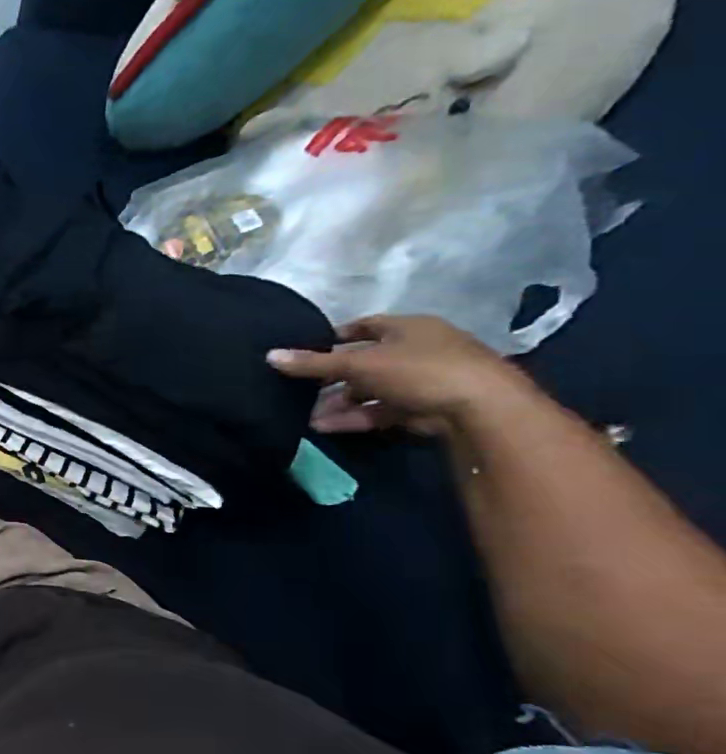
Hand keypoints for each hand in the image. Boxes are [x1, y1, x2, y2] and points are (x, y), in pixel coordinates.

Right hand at [268, 315, 534, 435]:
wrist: (483, 409)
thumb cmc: (420, 371)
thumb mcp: (359, 365)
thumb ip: (313, 363)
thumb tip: (270, 355)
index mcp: (408, 327)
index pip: (364, 326)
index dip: (333, 338)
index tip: (305, 352)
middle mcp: (419, 349)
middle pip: (365, 362)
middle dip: (331, 379)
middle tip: (300, 392)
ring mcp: (426, 380)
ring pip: (372, 389)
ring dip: (340, 403)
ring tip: (309, 418)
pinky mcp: (427, 407)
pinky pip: (383, 409)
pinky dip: (356, 417)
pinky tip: (328, 427)